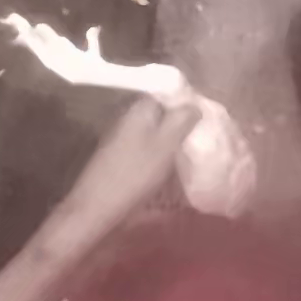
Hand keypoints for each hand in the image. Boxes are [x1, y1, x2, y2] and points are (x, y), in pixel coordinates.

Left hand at [39, 98, 199, 255]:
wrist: (96, 207)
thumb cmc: (135, 174)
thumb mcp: (166, 145)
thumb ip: (182, 120)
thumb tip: (195, 104)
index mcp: (140, 109)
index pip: (167, 92)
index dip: (186, 101)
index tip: (204, 115)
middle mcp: (128, 116)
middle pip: (161, 111)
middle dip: (180, 120)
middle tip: (200, 134)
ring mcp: (121, 136)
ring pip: (154, 129)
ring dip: (170, 137)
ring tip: (190, 149)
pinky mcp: (118, 155)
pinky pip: (145, 144)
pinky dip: (159, 151)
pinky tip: (169, 164)